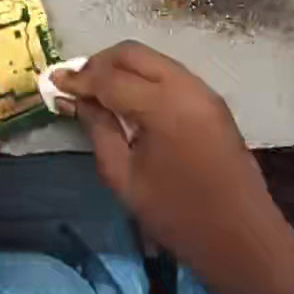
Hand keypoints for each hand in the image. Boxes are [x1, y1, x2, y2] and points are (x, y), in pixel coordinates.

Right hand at [52, 41, 293, 293]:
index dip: (77, 78)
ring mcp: (203, 92)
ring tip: (95, 92)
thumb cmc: (175, 214)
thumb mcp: (122, 175)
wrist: (242, 239)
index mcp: (164, 107)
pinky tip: (124, 99)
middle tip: (74, 84)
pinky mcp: (211, 102)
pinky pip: (167, 73)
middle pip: (132, 54)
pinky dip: (141, 77)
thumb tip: (70, 99)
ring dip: (119, 68)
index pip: (109, 78)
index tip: (51, 82)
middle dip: (98, 64)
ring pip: (151, 59)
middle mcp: (187, 88)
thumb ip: (97, 128)